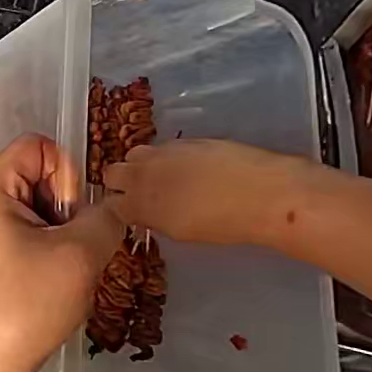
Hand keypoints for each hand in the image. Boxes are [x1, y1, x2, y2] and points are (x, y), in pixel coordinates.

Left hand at [0, 134, 123, 371]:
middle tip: (76, 241)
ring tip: (72, 262)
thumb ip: (107, 216)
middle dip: (67, 202)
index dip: (65, 169)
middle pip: (38, 173)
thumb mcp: (81, 254)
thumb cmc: (28, 304)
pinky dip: (54, 244)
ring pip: (40, 205)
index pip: (35, 145)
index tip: (72, 212)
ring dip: (65, 227)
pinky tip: (62, 274)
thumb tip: (115, 205)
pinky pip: (33, 230)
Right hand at [101, 139, 322, 247]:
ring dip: (141, 165)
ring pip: (136, 154)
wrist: (261, 191)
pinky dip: (165, 158)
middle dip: (120, 181)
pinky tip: (185, 170)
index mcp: (141, 203)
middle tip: (139, 194)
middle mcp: (145, 172)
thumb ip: (156, 218)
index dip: (115, 208)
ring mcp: (165, 151)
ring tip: (161, 180)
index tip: (124, 214)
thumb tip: (148, 213)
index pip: (111, 203)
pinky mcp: (186, 140)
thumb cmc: (224, 224)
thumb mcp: (182, 231)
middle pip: (113, 172)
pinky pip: (162, 148)